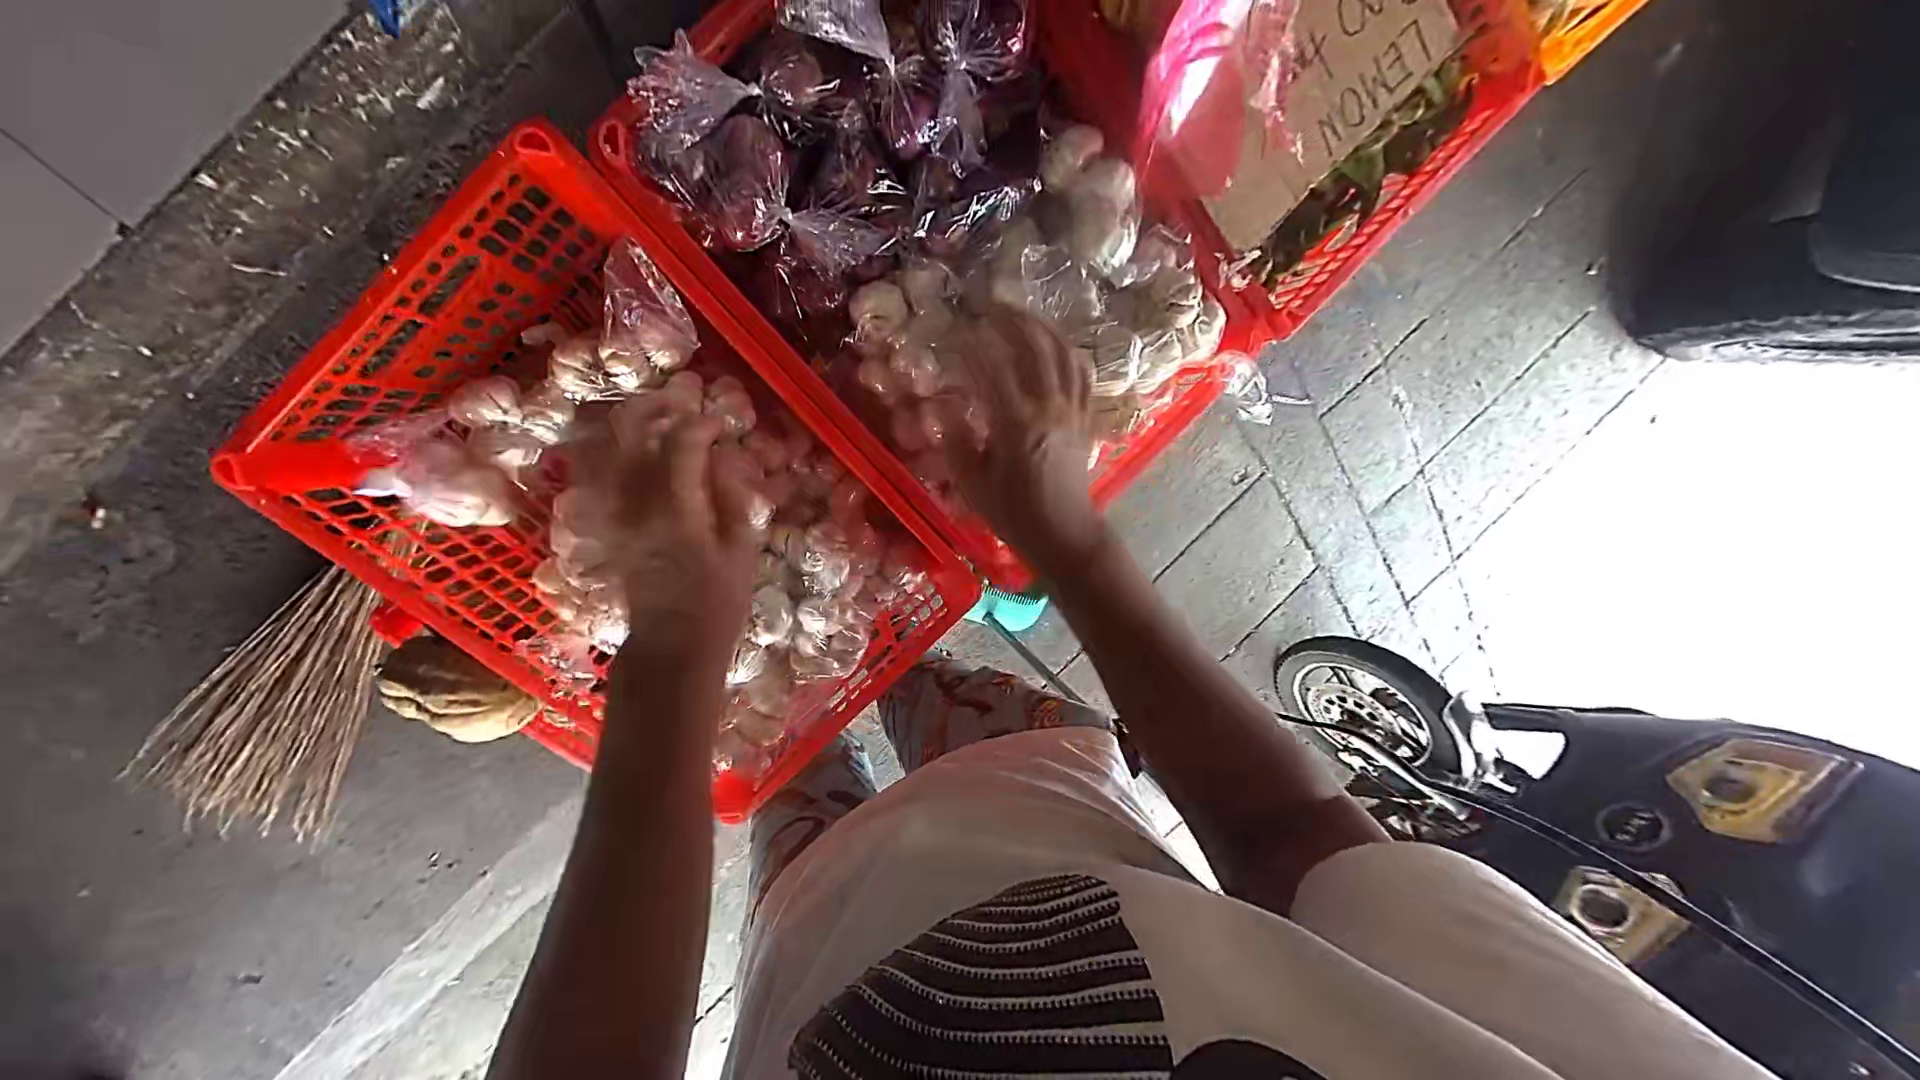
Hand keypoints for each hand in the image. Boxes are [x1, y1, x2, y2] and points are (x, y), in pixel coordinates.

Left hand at [587, 408, 762, 667]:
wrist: (671, 644)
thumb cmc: (718, 602)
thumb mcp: (743, 550)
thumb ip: (733, 495)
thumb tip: (724, 455)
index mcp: (676, 512)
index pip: (681, 444)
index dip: (702, 424)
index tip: (722, 424)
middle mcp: (634, 503)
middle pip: (629, 431)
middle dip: (657, 406)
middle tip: (684, 402)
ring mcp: (611, 511)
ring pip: (605, 443)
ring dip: (632, 421)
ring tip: (661, 415)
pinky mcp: (603, 521)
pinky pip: (596, 468)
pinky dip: (612, 446)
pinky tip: (636, 445)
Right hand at [937, 310, 1105, 571]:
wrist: (1064, 534)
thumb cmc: (1014, 515)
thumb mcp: (973, 484)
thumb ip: (956, 441)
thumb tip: (944, 407)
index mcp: (1017, 424)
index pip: (992, 368)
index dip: (972, 345)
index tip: (955, 331)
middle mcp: (1049, 408)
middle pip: (1034, 347)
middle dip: (1010, 320)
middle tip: (989, 305)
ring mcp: (1072, 410)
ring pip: (1062, 353)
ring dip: (1042, 327)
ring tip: (1020, 314)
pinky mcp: (1085, 417)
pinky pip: (1082, 373)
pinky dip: (1067, 351)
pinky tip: (1054, 343)